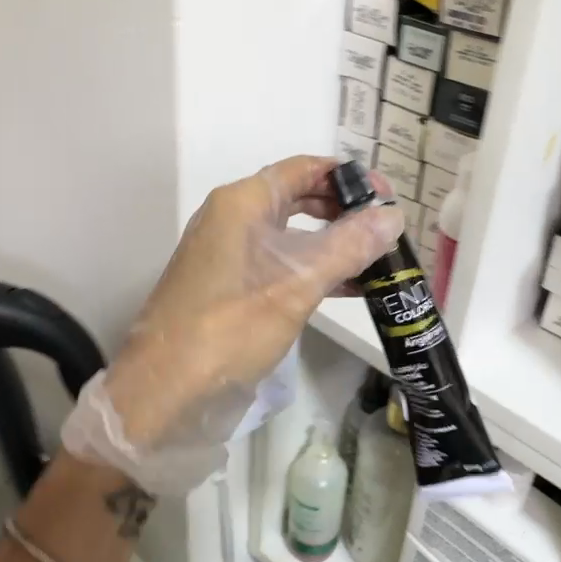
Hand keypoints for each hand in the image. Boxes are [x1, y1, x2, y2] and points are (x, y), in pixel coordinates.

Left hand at [60, 156, 403, 496]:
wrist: (166, 392)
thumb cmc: (230, 328)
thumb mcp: (297, 283)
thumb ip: (349, 246)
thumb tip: (394, 216)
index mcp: (242, 203)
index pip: (304, 169)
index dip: (349, 177)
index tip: (389, 198)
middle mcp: (234, 219)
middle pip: (299, 197)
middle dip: (344, 210)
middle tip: (387, 230)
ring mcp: (230, 254)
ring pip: (292, 233)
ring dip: (334, 242)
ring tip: (378, 259)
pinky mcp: (231, 287)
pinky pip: (281, 263)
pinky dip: (314, 269)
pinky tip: (349, 288)